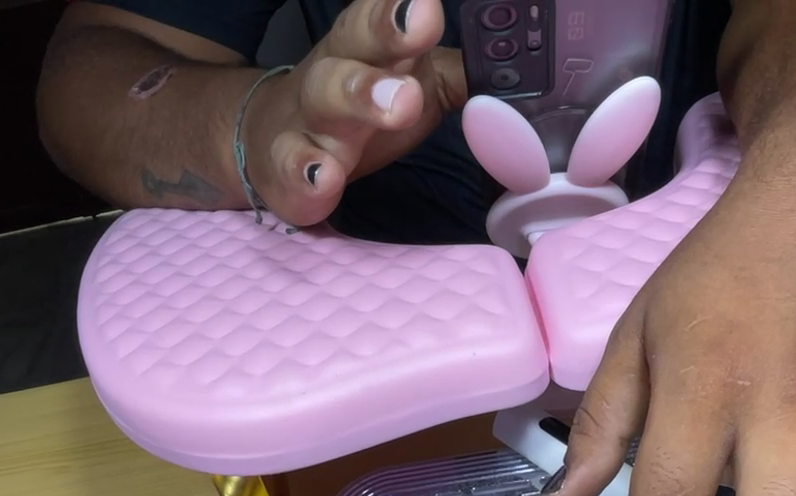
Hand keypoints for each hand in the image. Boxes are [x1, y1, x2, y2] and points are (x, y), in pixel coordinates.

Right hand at [242, 0, 464, 225]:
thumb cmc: (361, 110)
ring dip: (359, 98)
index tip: (429, 6)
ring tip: (397, 106)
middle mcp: (337, 75)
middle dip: (388, 36)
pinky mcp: (288, 172)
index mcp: (370, 50)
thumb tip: (520, 82)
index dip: (403, 9)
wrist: (275, 142)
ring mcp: (309, 123)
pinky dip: (307, 175)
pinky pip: (294, 170)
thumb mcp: (414, 85)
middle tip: (420, 36)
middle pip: (355, 49)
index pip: (384, 16)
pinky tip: (324, 179)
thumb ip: (462, 81)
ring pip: (326, 103)